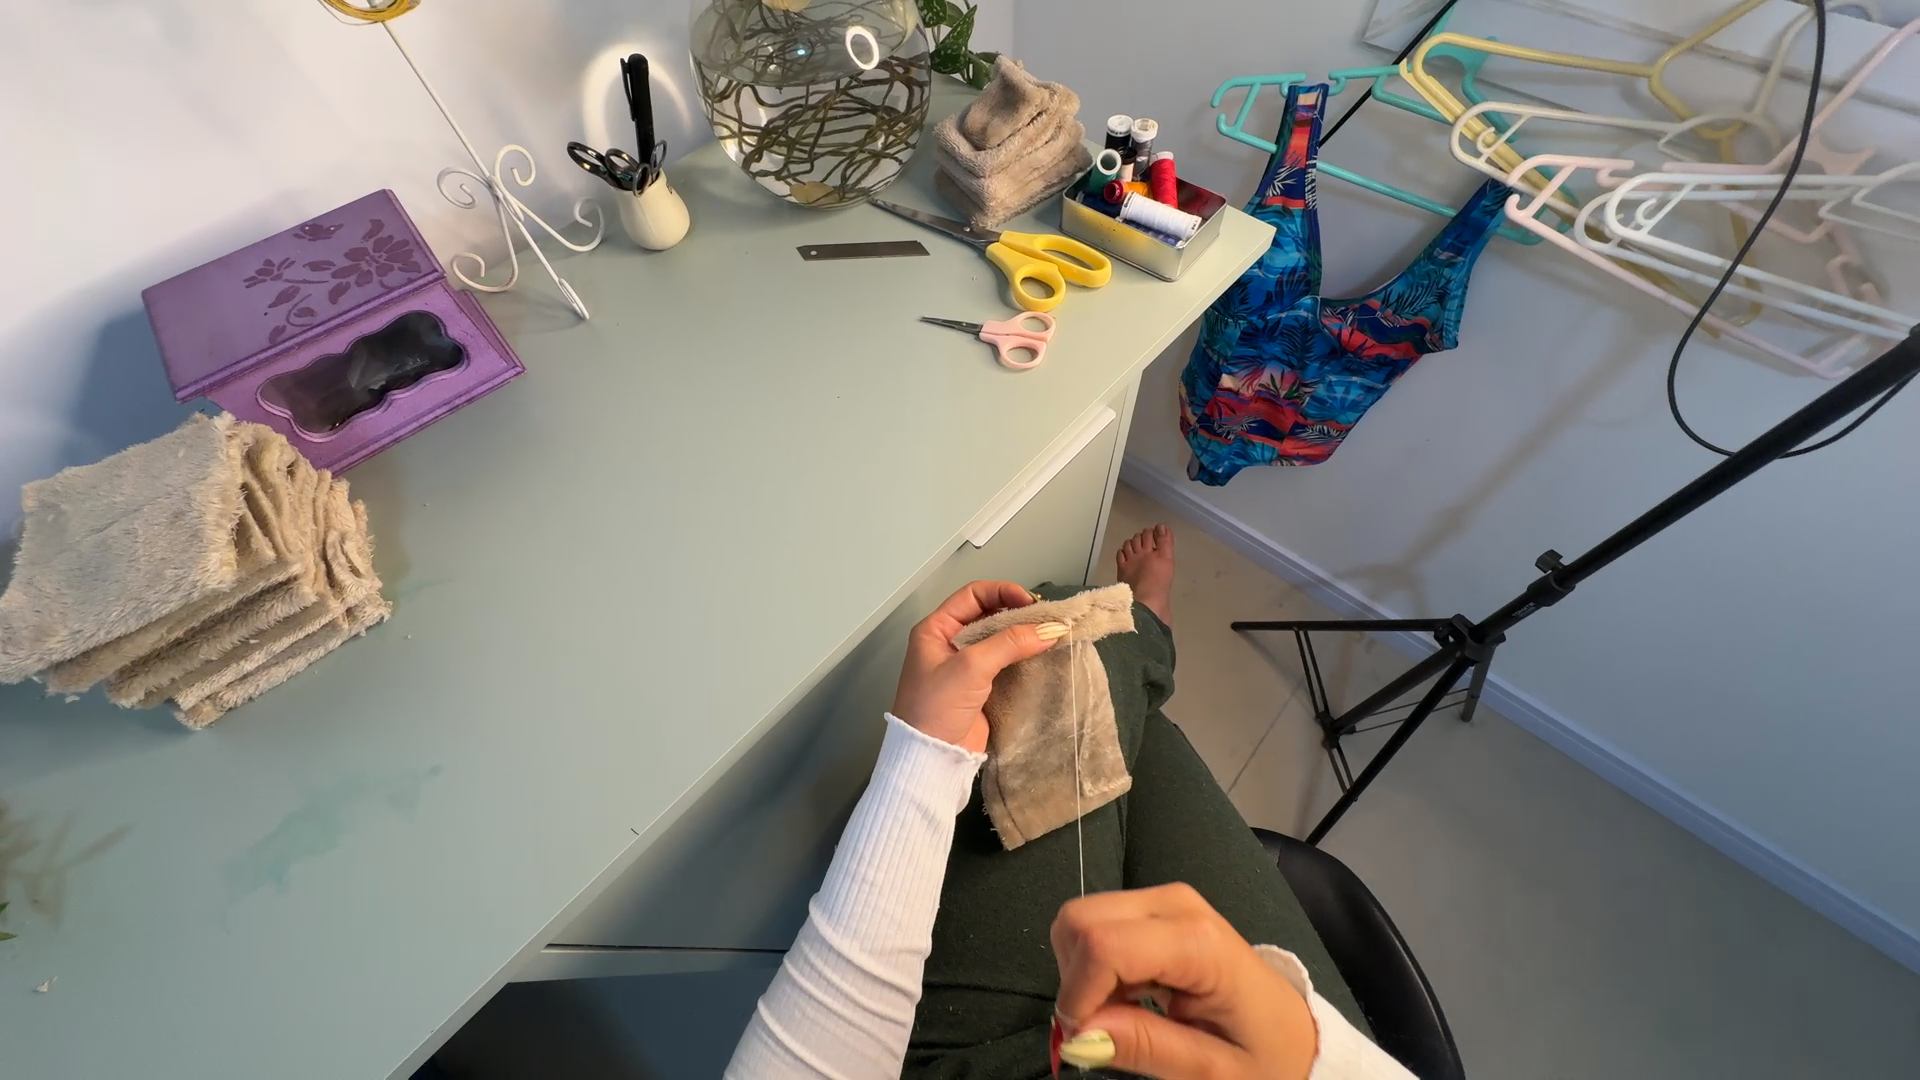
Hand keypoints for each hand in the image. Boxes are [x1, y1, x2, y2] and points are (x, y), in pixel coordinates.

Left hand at [892, 581, 1064, 752]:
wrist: (931, 758)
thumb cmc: (939, 706)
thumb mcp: (972, 667)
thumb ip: (1010, 643)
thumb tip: (1051, 629)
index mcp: (936, 628)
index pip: (973, 595)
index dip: (1003, 592)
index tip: (1032, 603)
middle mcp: (949, 642)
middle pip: (989, 615)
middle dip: (1018, 614)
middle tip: (1047, 620)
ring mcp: (966, 666)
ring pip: (1000, 640)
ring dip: (1024, 637)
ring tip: (1051, 636)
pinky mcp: (981, 687)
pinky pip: (1006, 663)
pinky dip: (1024, 658)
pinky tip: (1043, 657)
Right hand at [1050, 884, 1317, 1079]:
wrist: (1296, 1033)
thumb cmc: (1266, 1059)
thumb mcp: (1215, 1074)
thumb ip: (1146, 1048)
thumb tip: (1076, 1035)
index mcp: (1197, 942)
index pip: (1104, 944)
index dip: (1078, 993)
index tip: (1083, 1040)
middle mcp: (1172, 903)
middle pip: (1081, 918)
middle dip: (1074, 977)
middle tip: (1101, 1028)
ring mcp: (1162, 898)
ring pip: (1081, 916)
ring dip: (1081, 969)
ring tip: (1119, 1011)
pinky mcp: (1153, 903)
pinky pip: (1096, 920)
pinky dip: (1092, 960)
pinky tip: (1126, 993)